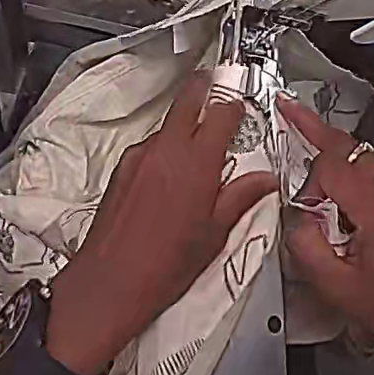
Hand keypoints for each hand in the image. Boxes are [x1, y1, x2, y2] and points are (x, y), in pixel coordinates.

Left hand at [46, 74, 274, 374]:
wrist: (108, 285)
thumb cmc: (164, 265)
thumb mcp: (215, 234)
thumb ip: (241, 197)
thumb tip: (264, 180)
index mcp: (197, 163)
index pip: (221, 113)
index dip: (235, 105)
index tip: (242, 108)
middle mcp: (166, 151)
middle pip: (188, 98)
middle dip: (205, 89)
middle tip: (219, 94)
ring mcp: (139, 157)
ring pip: (168, 125)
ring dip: (184, 128)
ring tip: (198, 156)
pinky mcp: (121, 169)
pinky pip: (150, 147)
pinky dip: (164, 151)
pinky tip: (171, 179)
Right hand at [275, 94, 373, 374]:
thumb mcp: (338, 288)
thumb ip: (307, 245)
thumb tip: (296, 216)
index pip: (335, 161)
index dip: (307, 163)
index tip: (289, 124)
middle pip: (351, 154)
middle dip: (321, 165)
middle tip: (300, 155)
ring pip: (367, 164)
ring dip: (342, 182)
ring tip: (337, 225)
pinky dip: (362, 191)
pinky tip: (357, 226)